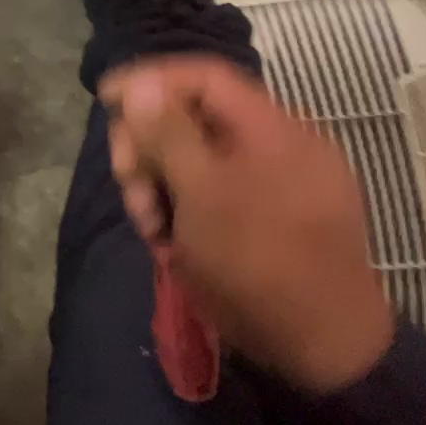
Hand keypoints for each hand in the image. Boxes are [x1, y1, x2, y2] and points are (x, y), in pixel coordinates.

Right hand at [100, 55, 395, 392]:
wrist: (320, 348)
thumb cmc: (258, 263)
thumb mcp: (204, 193)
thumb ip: (170, 134)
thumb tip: (142, 86)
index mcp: (272, 131)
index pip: (203, 76)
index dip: (150, 79)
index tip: (105, 99)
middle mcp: (273, 146)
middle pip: (189, 115)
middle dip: (147, 145)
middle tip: (127, 181)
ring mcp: (269, 181)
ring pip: (189, 155)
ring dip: (155, 181)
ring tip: (148, 223)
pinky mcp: (259, 212)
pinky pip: (205, 188)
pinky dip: (177, 204)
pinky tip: (166, 237)